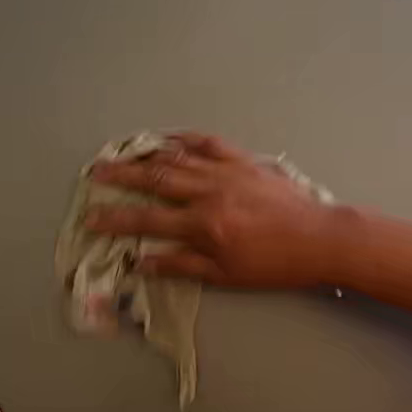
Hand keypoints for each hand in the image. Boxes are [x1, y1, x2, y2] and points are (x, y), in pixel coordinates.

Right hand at [84, 131, 348, 288]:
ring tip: (122, 152)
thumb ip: (182, 265)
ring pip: (177, 157)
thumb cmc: (273, 263)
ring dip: (145, 154)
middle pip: (154, 179)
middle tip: (95, 171)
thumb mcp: (226, 274)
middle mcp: (207, 192)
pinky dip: (185, 138)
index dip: (115, 218)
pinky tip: (168, 137)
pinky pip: (208, 143)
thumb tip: (142, 261)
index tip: (91, 217)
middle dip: (121, 175)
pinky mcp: (242, 160)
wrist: (320, 238)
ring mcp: (225, 171)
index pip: (147, 219)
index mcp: (202, 224)